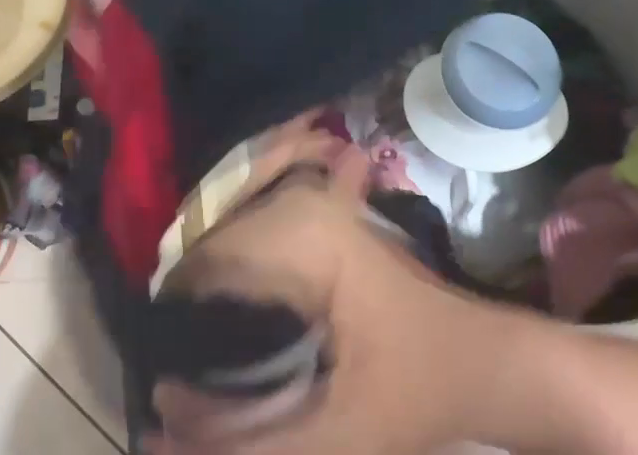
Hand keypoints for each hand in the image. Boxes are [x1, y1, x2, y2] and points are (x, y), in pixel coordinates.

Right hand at [148, 117, 501, 454]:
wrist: (486, 362)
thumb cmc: (419, 391)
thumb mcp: (334, 438)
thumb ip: (241, 445)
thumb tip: (150, 435)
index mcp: (303, 235)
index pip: (202, 263)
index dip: (173, 321)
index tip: (167, 375)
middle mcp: (302, 206)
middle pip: (209, 253)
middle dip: (188, 313)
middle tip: (185, 378)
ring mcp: (313, 211)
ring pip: (227, 250)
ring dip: (208, 303)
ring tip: (203, 361)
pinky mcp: (320, 227)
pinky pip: (252, 249)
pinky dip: (234, 291)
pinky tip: (235, 339)